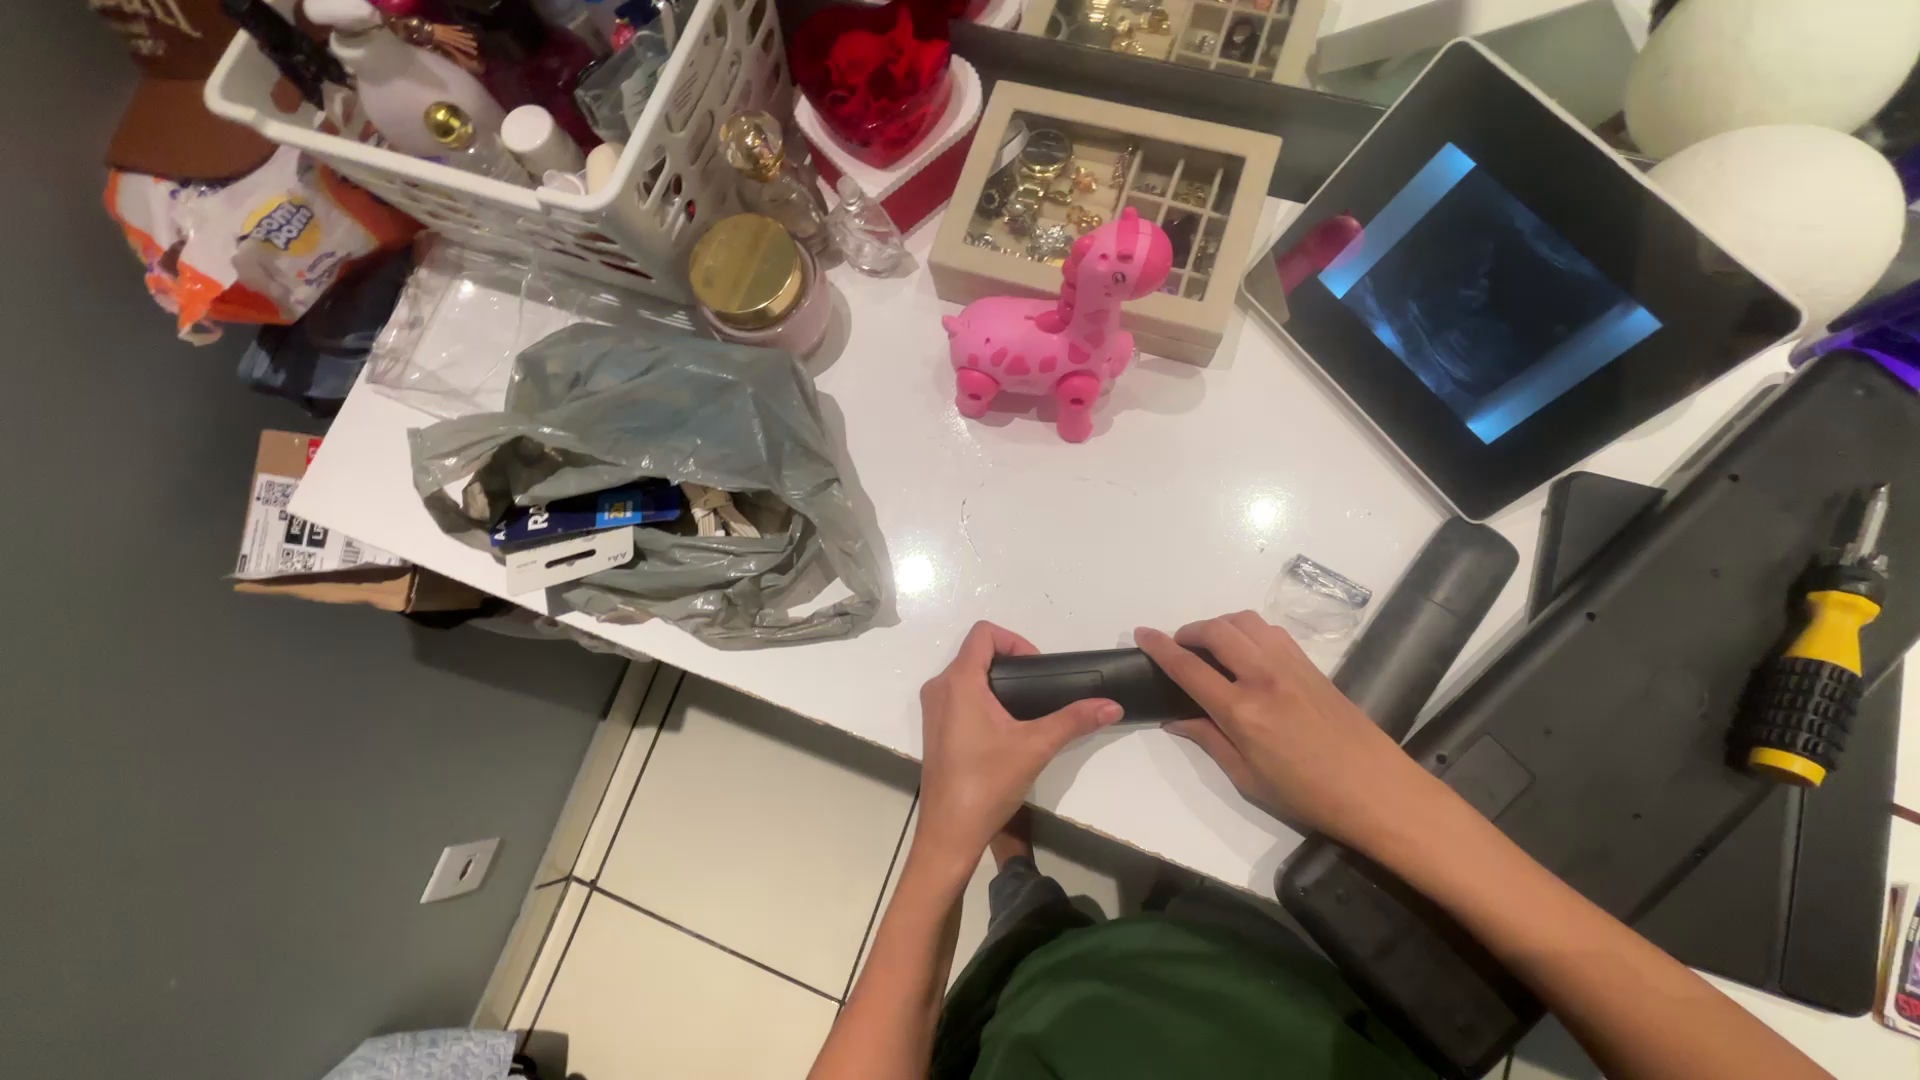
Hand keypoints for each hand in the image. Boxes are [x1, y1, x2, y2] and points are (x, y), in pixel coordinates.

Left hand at [915, 622, 1122, 868]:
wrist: (950, 832)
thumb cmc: (987, 783)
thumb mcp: (1036, 747)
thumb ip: (1074, 720)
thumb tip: (1111, 705)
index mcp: (958, 682)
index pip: (984, 634)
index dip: (1015, 641)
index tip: (1037, 669)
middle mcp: (939, 688)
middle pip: (975, 653)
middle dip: (1010, 662)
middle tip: (1038, 688)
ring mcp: (933, 709)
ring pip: (966, 675)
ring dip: (996, 681)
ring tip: (1025, 708)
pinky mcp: (935, 729)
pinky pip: (958, 696)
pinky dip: (982, 698)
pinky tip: (1005, 728)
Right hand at [1135, 612, 1426, 844]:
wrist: (1378, 790)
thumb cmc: (1307, 795)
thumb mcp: (1247, 778)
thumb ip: (1209, 740)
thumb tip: (1177, 719)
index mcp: (1242, 711)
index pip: (1188, 667)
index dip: (1159, 647)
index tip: (1141, 634)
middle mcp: (1264, 678)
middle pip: (1216, 631)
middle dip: (1188, 631)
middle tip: (1177, 645)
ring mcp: (1291, 666)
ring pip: (1245, 621)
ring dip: (1219, 625)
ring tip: (1210, 645)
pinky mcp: (1311, 665)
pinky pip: (1271, 632)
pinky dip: (1248, 630)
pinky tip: (1246, 651)